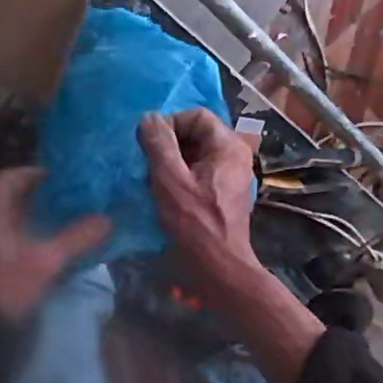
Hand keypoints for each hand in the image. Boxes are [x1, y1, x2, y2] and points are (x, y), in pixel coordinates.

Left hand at [0, 167, 111, 321]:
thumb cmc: (11, 286)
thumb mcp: (47, 260)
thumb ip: (76, 238)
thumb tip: (106, 220)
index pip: (7, 179)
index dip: (31, 172)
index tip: (57, 176)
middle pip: (12, 195)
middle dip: (40, 192)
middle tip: (69, 193)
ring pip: (14, 215)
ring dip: (38, 211)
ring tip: (68, 211)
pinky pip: (15, 231)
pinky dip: (34, 228)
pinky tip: (56, 237)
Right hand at [138, 109, 260, 292]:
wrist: (218, 267)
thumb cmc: (194, 223)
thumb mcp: (169, 180)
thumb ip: (158, 145)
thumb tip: (148, 119)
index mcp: (228, 147)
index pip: (195, 115)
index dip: (168, 124)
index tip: (149, 147)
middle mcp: (234, 156)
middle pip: (195, 133)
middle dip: (168, 145)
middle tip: (148, 164)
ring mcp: (230, 175)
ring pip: (194, 154)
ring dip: (170, 162)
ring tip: (153, 180)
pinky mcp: (222, 193)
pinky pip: (197, 172)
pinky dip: (179, 176)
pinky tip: (164, 193)